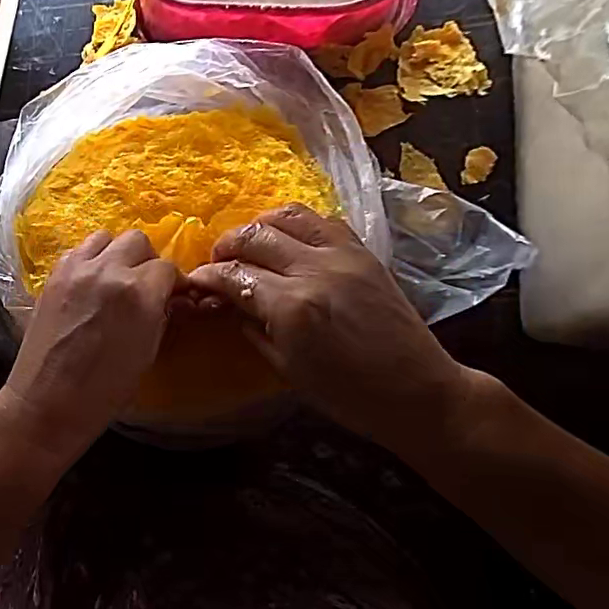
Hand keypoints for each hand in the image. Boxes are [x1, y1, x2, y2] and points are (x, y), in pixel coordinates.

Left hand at [0, 230, 177, 458]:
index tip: (170, 296)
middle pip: (136, 241)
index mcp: (138, 292)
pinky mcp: (51, 278)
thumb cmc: (104, 391)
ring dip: (115, 253)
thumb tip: (167, 299)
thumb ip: (159, 315)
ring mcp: (74, 270)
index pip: (167, 267)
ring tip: (114, 280)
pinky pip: (76, 252)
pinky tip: (89, 285)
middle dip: (145, 261)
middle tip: (143, 286)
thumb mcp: (147, 352)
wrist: (46, 402)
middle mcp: (107, 271)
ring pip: (104, 238)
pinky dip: (88, 260)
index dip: (171, 283)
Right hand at [184, 204, 479, 451]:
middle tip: (216, 265)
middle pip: (254, 236)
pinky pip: (322, 222)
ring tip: (249, 247)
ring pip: (288, 216)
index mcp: (292, 305)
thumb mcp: (282, 365)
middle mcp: (316, 270)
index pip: (232, 274)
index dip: (205, 277)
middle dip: (225, 247)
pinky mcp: (364, 254)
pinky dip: (296, 226)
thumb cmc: (343, 392)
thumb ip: (250, 324)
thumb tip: (223, 302)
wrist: (416, 391)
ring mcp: (344, 257)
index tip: (192, 284)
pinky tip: (287, 245)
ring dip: (259, 227)